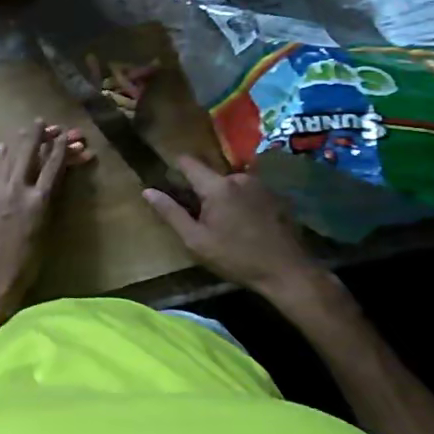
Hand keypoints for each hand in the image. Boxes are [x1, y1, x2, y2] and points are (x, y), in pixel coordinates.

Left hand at [0, 119, 69, 323]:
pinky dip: (1, 157)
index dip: (59, 148)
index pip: (52, 165)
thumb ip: (51, 198)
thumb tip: (56, 176)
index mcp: (39, 200)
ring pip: (10, 158)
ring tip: (26, 129)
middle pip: (28, 154)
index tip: (64, 134)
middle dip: (37, 136)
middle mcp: (18, 190)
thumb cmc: (30, 258)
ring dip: (19, 141)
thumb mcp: (47, 227)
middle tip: (43, 122)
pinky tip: (4, 147)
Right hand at [142, 156, 323, 300]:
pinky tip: (246, 226)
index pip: (188, 162)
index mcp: (217, 186)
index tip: (169, 179)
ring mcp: (260, 184)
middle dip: (202, 191)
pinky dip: (242, 202)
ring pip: (231, 184)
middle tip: (200, 217)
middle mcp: (239, 177)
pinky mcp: (274, 195)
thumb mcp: (196, 241)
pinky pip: (248, 192)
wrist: (286, 271)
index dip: (176, 167)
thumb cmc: (236, 258)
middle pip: (211, 175)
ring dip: (224, 197)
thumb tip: (147, 191)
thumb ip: (171, 213)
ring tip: (226, 225)